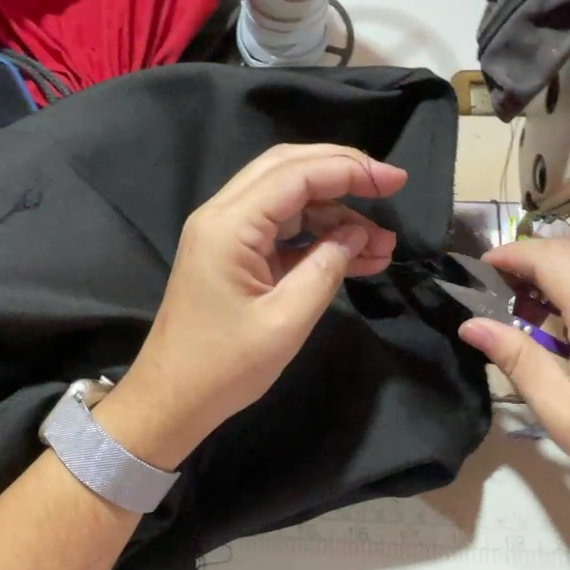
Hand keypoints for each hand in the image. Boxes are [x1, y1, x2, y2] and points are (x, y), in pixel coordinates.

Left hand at [100, 145, 406, 468]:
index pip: (296, 175)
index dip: (350, 170)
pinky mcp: (230, 255)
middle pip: (288, 170)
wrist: (172, 399)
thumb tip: (357, 234)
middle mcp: (221, 216)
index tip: (397, 181)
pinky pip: (279, 230)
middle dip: (342, 174)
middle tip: (390, 188)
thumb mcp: (286, 321)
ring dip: (335, 213)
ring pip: (286, 199)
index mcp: (229, 226)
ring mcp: (223, 234)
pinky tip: (356, 256)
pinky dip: (316, 237)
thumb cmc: (225, 367)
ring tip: (383, 243)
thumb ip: (326, 269)